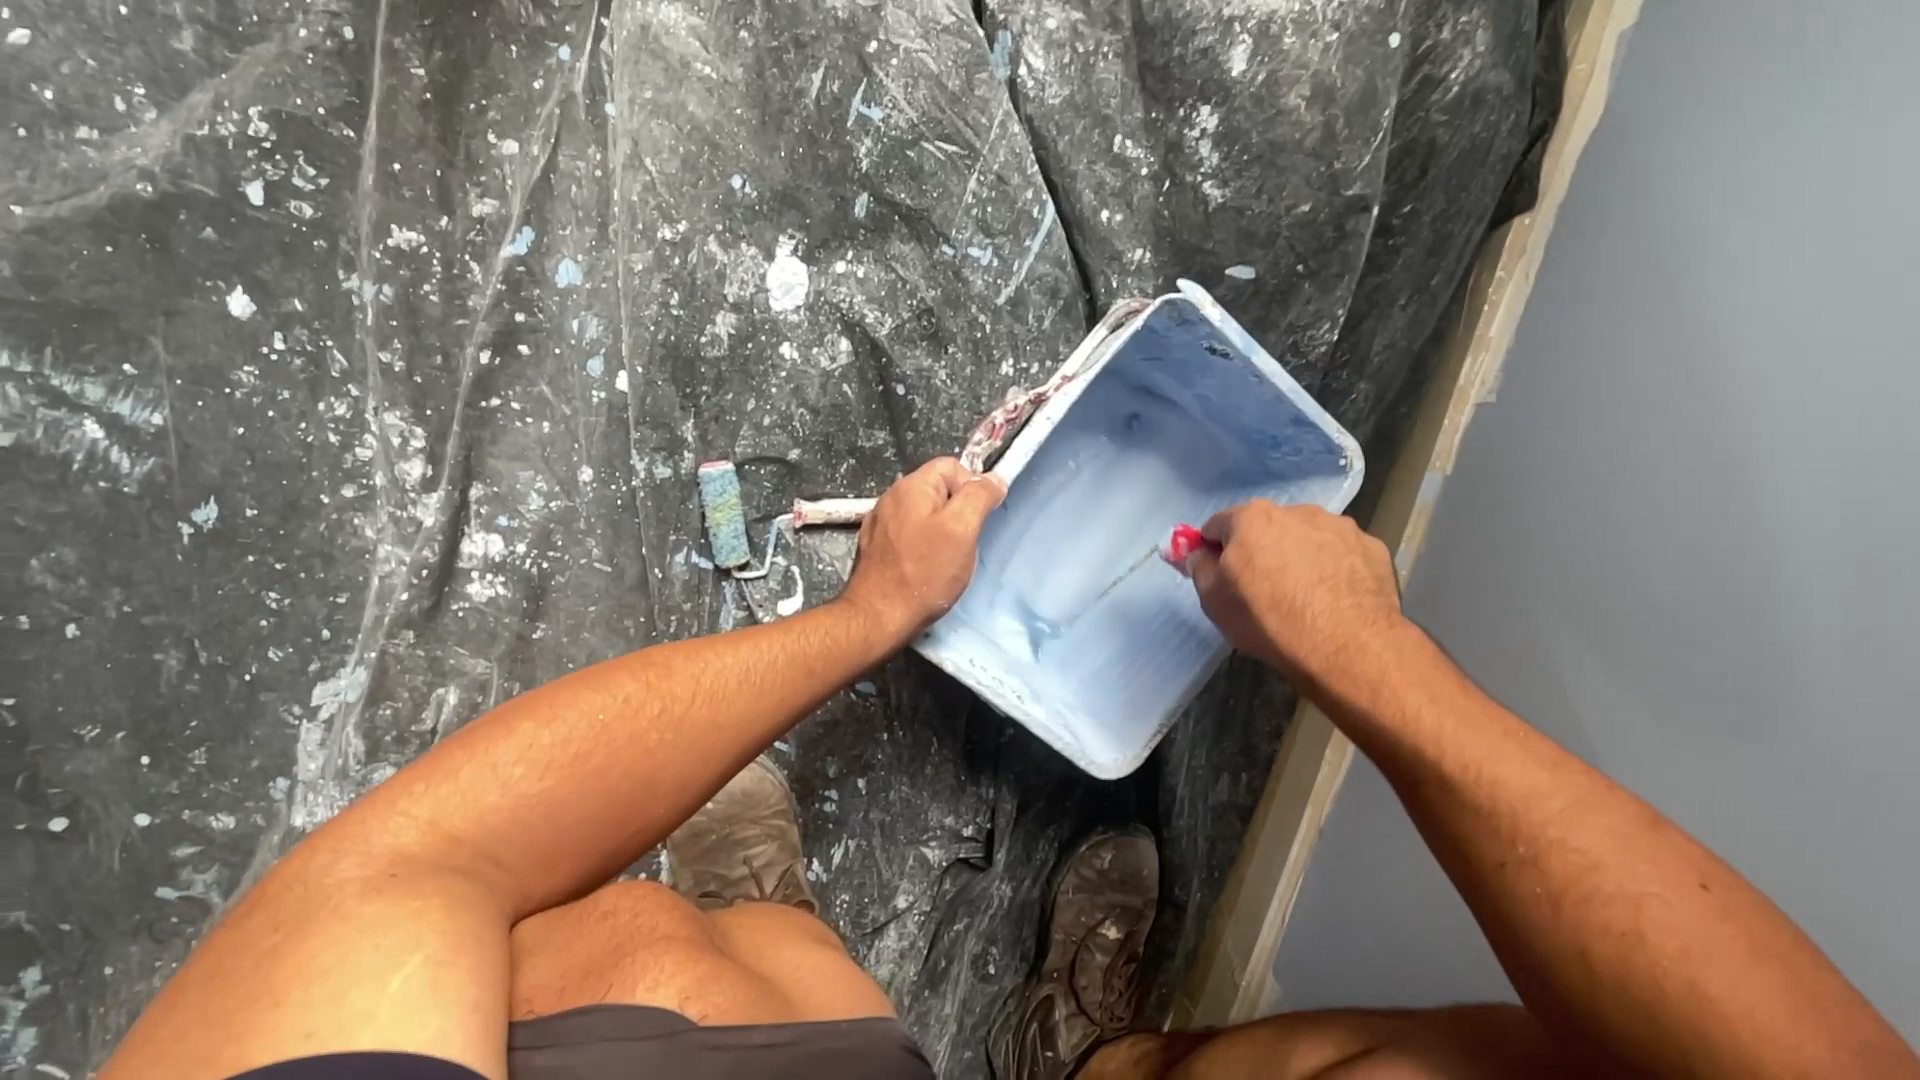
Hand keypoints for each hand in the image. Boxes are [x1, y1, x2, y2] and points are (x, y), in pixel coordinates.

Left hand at [838, 458, 1005, 639]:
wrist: (879, 617)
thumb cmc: (925, 573)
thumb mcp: (962, 529)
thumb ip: (979, 497)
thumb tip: (994, 479)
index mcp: (911, 486)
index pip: (953, 466)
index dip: (973, 488)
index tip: (976, 521)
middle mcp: (891, 497)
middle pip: (938, 490)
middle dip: (957, 512)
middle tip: (963, 543)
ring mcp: (880, 522)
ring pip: (925, 514)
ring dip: (941, 532)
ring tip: (946, 559)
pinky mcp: (876, 546)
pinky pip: (910, 534)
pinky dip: (922, 546)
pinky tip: (925, 568)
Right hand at [1185, 501, 1403, 689]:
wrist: (1346, 646)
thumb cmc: (1268, 620)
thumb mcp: (1213, 600)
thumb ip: (1199, 568)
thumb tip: (1200, 554)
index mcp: (1251, 518)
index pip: (1217, 525)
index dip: (1213, 549)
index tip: (1219, 576)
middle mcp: (1296, 511)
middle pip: (1266, 528)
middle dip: (1260, 551)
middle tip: (1262, 590)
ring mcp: (1339, 527)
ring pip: (1307, 538)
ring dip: (1300, 556)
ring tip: (1305, 597)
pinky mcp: (1372, 547)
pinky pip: (1341, 554)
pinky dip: (1334, 569)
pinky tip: (1335, 600)